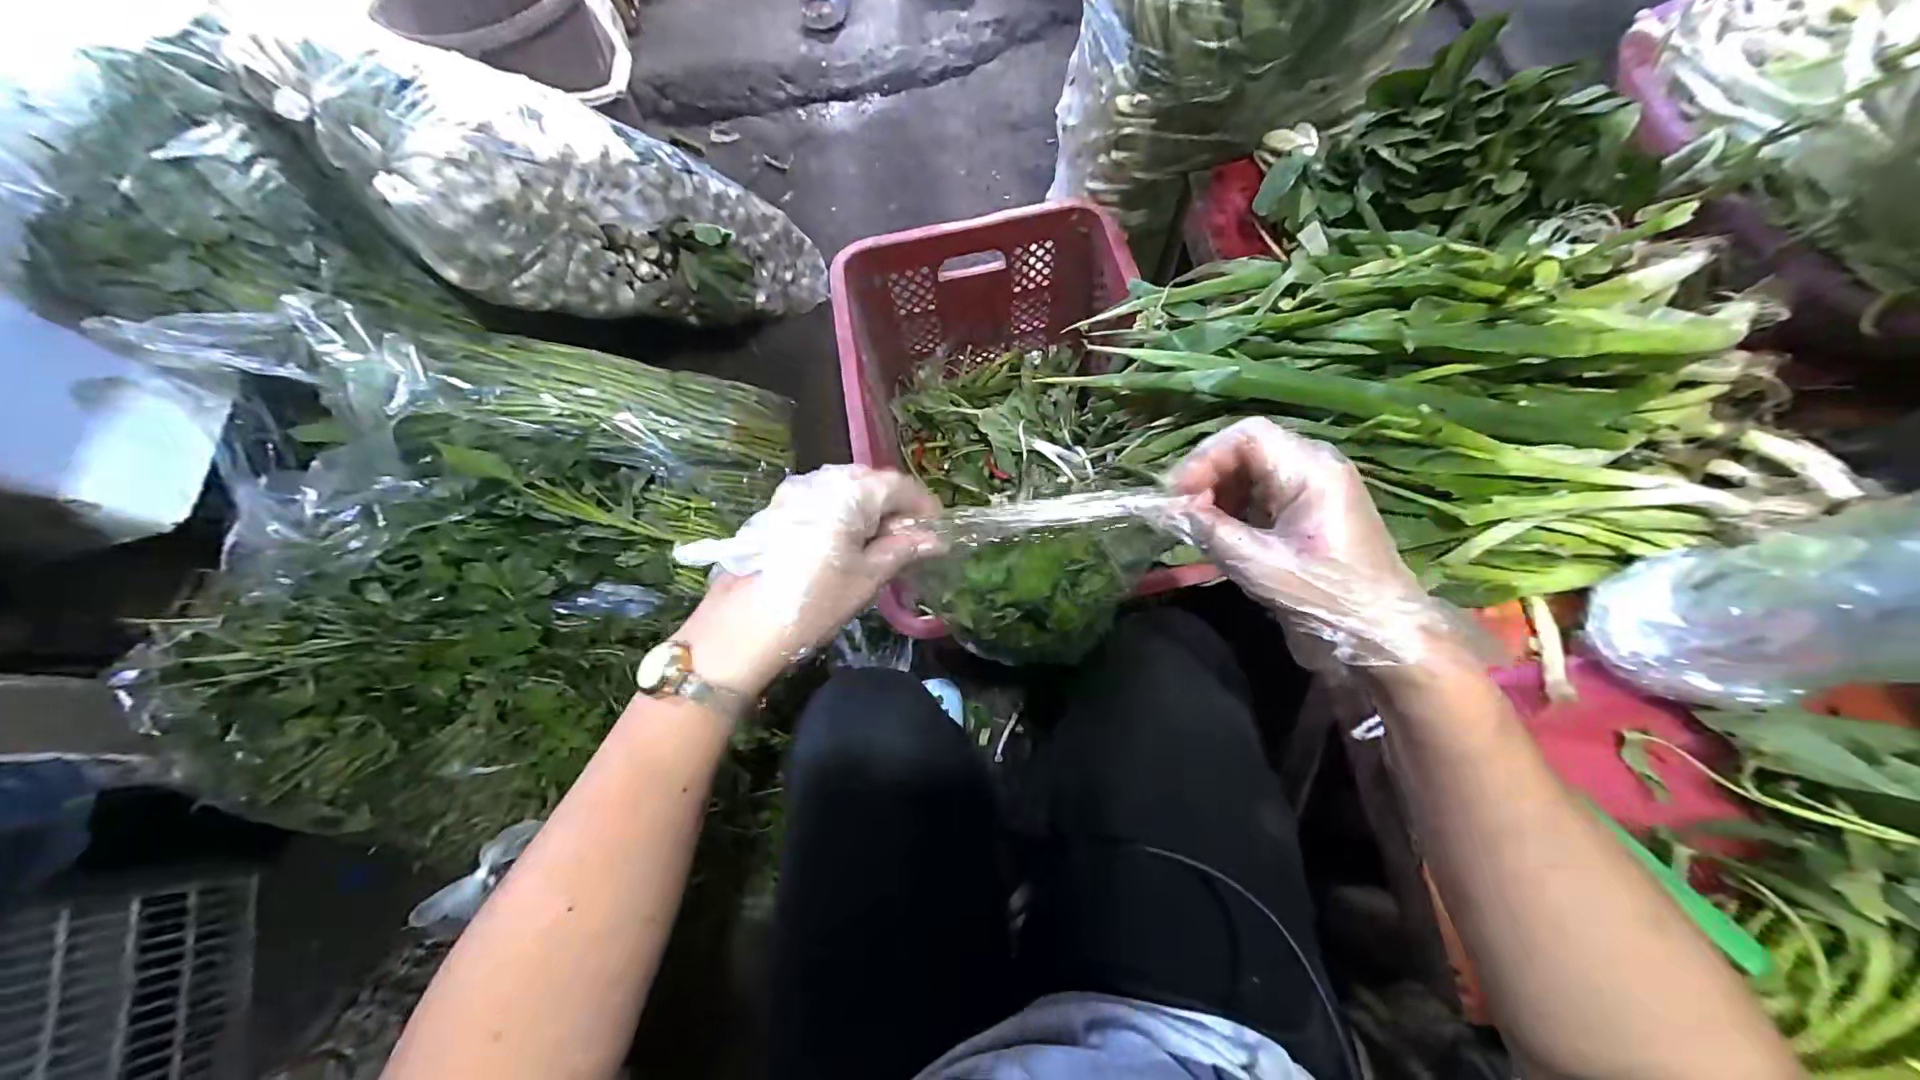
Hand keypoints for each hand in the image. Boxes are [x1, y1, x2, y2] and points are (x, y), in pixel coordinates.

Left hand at [672, 466, 941, 693]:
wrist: (742, 626)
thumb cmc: (814, 602)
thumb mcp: (868, 577)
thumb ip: (903, 549)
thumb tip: (934, 538)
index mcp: (849, 492)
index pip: (899, 485)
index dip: (923, 506)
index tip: (936, 531)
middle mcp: (822, 479)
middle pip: (872, 482)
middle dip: (896, 507)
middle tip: (909, 542)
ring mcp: (796, 490)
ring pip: (847, 490)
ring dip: (869, 510)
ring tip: (879, 545)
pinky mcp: (779, 506)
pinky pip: (824, 499)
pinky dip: (844, 514)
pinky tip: (846, 543)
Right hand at [1165, 418, 1445, 667]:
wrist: (1382, 636)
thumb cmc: (1327, 596)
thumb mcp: (1258, 565)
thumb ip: (1210, 531)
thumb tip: (1170, 511)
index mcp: (1312, 470)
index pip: (1246, 436)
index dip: (1204, 458)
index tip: (1177, 496)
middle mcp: (1312, 469)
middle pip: (1245, 451)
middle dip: (1207, 478)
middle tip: (1182, 514)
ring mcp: (1310, 492)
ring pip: (1247, 473)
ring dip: (1216, 495)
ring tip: (1197, 528)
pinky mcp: (1304, 515)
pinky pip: (1257, 497)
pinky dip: (1231, 511)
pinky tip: (1217, 536)